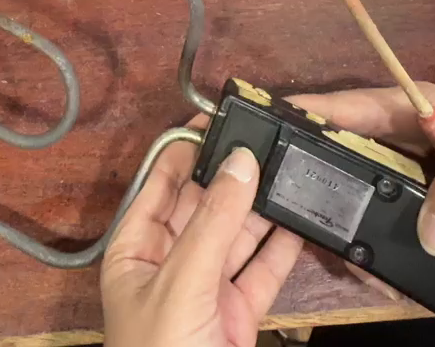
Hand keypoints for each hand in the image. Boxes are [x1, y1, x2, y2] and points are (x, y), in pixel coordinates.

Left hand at [102, 128, 305, 346]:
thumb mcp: (180, 284)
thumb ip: (212, 224)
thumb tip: (239, 163)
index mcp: (136, 249)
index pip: (161, 183)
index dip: (187, 148)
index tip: (218, 119)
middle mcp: (170, 264)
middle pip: (203, 204)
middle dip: (231, 174)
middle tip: (263, 141)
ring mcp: (205, 289)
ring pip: (236, 234)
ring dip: (260, 206)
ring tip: (285, 170)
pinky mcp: (237, 315)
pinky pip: (261, 270)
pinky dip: (280, 247)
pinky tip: (298, 222)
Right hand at [290, 85, 434, 284]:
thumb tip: (429, 239)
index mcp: (415, 111)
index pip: (350, 110)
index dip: (311, 117)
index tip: (271, 130)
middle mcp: (419, 150)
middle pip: (368, 181)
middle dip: (365, 215)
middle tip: (356, 249)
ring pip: (407, 229)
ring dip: (430, 255)